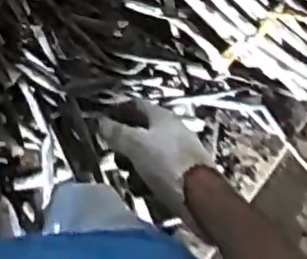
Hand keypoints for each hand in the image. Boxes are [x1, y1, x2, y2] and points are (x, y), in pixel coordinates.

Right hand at [97, 101, 213, 220]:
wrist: (205, 202)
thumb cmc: (167, 163)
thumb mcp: (134, 144)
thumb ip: (115, 132)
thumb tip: (101, 123)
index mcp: (162, 116)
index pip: (135, 104)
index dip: (117, 110)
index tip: (103, 121)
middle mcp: (174, 131)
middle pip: (142, 132)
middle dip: (125, 143)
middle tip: (114, 153)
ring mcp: (184, 155)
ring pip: (152, 155)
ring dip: (137, 165)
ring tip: (129, 177)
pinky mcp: (189, 178)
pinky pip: (163, 174)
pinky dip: (151, 180)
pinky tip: (145, 190)